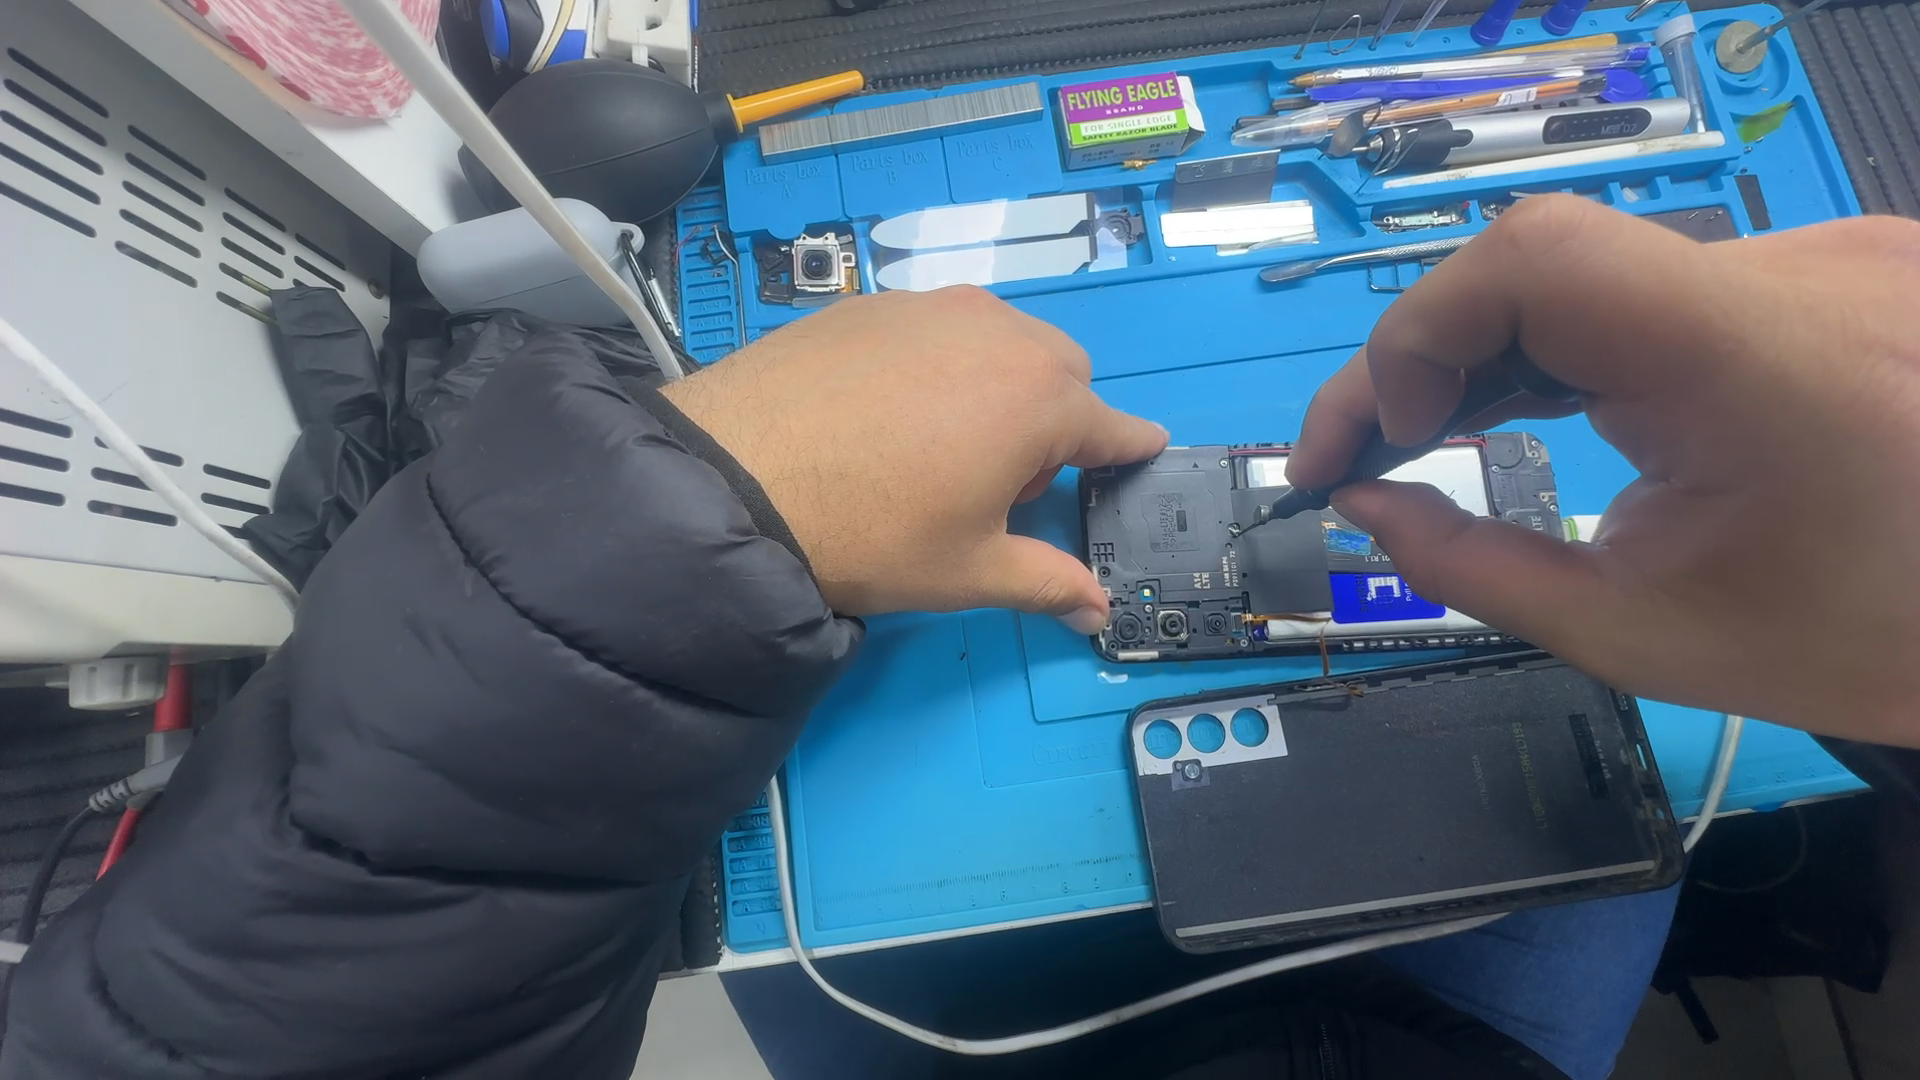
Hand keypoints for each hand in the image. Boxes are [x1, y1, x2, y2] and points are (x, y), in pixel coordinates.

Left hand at [661, 286, 1166, 631]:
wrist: (735, 480)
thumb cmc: (872, 534)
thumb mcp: (967, 571)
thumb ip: (1047, 583)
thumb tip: (1098, 612)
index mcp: (1038, 400)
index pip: (1111, 424)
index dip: (1129, 446)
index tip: (1141, 450)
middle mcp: (997, 333)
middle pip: (1060, 375)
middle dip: (1053, 422)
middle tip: (998, 479)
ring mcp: (931, 306)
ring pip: (1000, 341)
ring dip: (999, 386)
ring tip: (939, 441)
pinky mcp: (874, 301)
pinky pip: (938, 327)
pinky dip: (942, 362)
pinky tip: (888, 408)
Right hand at [1286, 196, 1919, 744]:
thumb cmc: (1864, 639)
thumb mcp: (1633, 633)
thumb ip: (1465, 567)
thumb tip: (1358, 503)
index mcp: (1761, 363)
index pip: (1534, 261)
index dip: (1417, 333)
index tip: (1390, 435)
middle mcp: (1785, 274)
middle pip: (1519, 271)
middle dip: (1408, 365)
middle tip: (1355, 458)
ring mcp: (1795, 262)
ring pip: (1552, 282)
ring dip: (1455, 362)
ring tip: (1411, 442)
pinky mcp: (1784, 279)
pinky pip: (1605, 297)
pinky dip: (1518, 355)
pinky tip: (1492, 410)